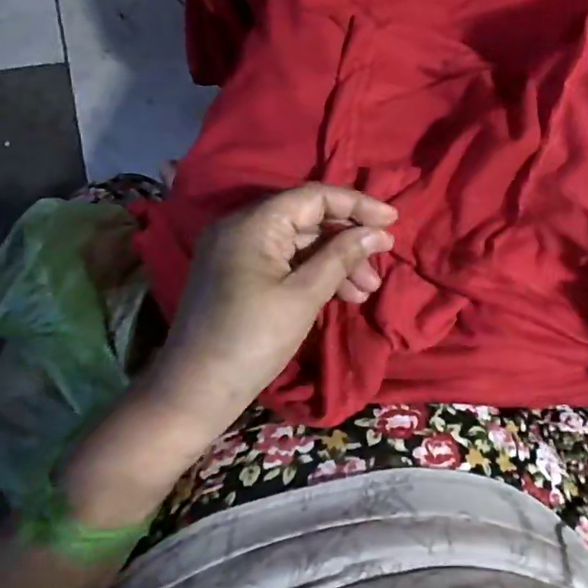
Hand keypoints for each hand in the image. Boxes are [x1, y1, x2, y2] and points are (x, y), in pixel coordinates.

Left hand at [146, 183, 397, 415]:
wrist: (195, 391)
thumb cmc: (253, 340)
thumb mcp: (303, 296)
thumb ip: (341, 257)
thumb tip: (377, 233)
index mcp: (253, 222)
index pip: (314, 197)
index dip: (357, 205)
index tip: (393, 220)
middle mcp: (241, 226)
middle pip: (307, 219)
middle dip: (348, 241)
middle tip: (379, 268)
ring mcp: (236, 251)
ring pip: (298, 243)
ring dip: (335, 262)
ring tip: (366, 292)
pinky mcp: (237, 274)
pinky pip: (284, 261)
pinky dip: (313, 274)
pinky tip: (342, 296)